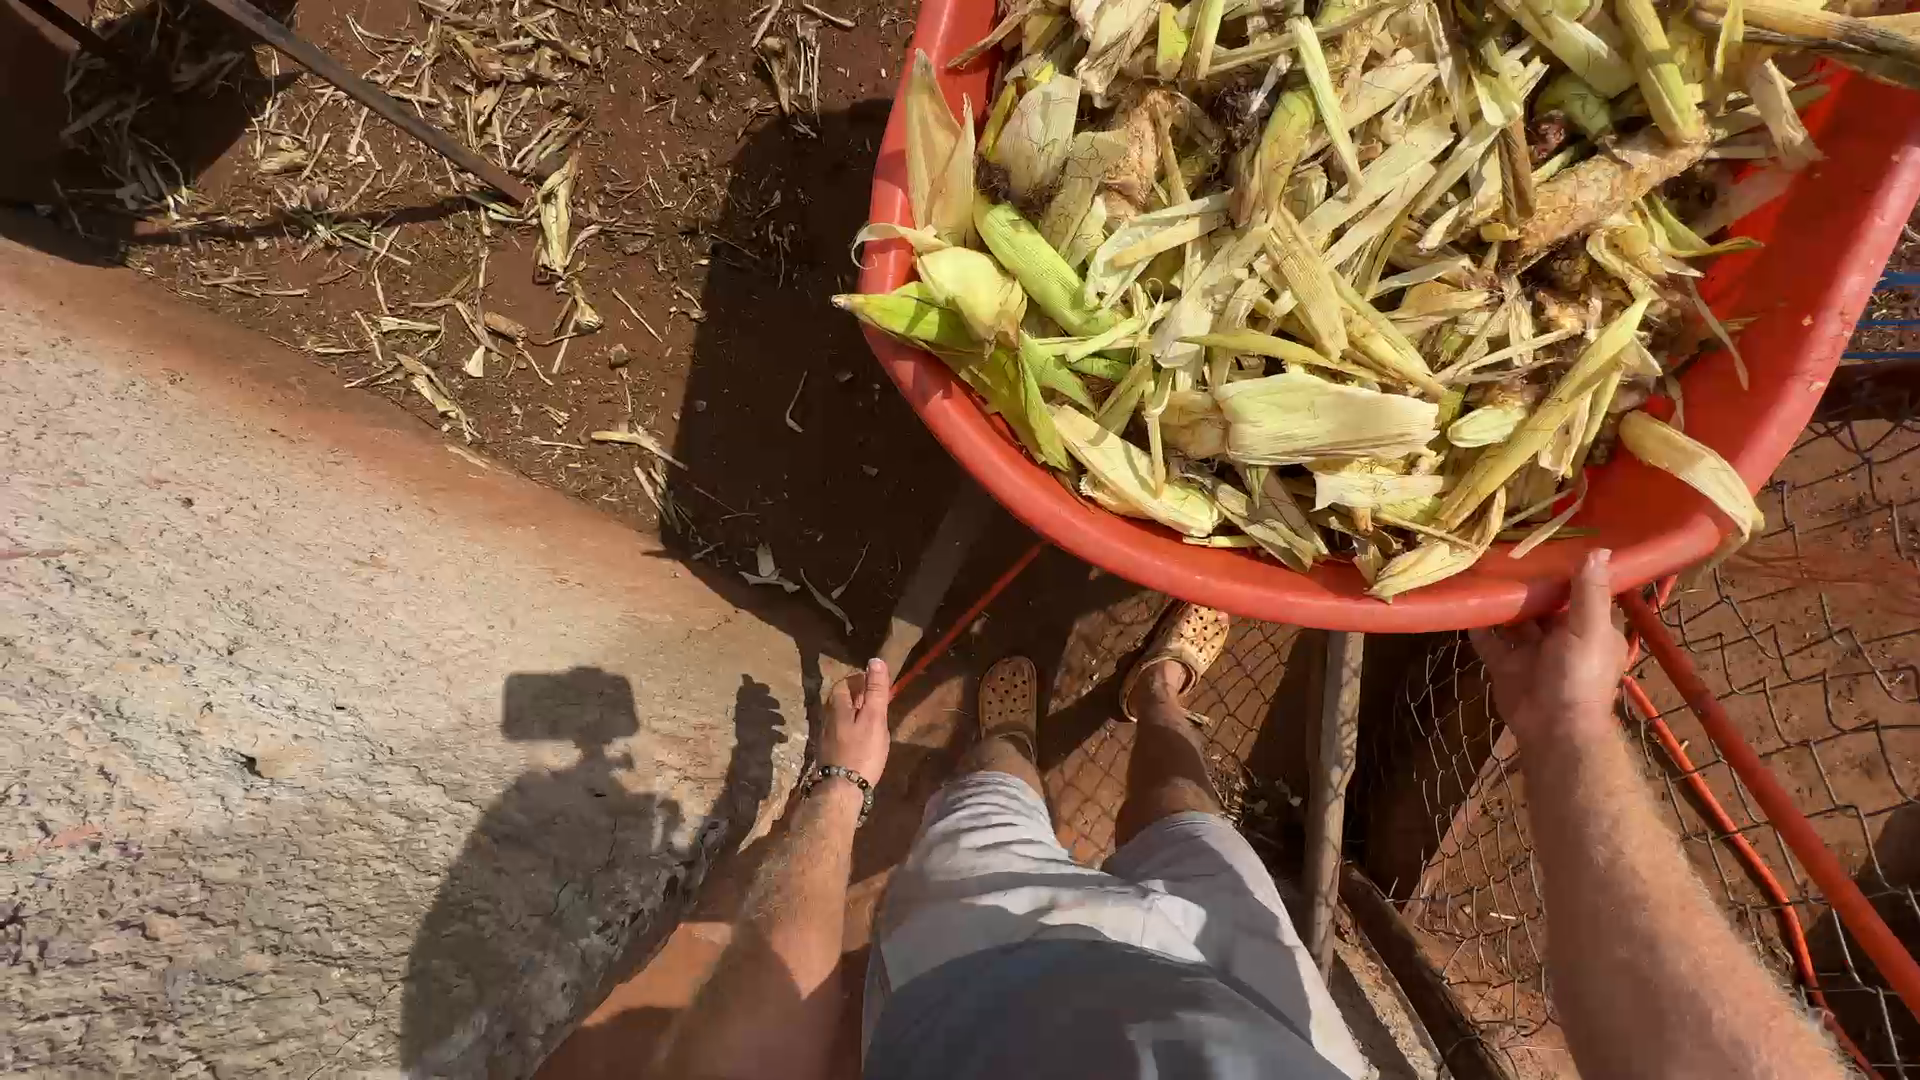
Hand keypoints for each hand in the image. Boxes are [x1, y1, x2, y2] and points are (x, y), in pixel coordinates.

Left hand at [820, 658, 890, 783]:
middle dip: (859, 697)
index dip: (861, 681)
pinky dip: (852, 729)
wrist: (841, 791)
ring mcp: (826, 736)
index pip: (845, 683)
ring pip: (841, 716)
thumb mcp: (874, 718)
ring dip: (856, 714)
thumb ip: (876, 690)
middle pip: (841, 699)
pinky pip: (841, 732)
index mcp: (837, 706)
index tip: (877, 686)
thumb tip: (876, 661)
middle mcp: (827, 717)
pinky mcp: (828, 752)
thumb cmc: (862, 752)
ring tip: (874, 722)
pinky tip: (863, 741)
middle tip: (878, 703)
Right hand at [1469, 548, 1629, 746]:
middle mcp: (1561, 637)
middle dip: (1526, 586)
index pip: (1579, 594)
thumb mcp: (1588, 629)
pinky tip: (1464, 607)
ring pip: (1514, 621)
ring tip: (1479, 576)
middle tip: (1501, 554)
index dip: (1565, 572)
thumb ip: (1589, 592)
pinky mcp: (1505, 664)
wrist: (1551, 724)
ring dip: (1500, 605)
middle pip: (1542, 605)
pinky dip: (1478, 627)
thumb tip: (1600, 550)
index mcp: (1589, 628)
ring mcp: (1531, 652)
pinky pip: (1488, 641)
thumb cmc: (1578, 675)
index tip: (1544, 544)